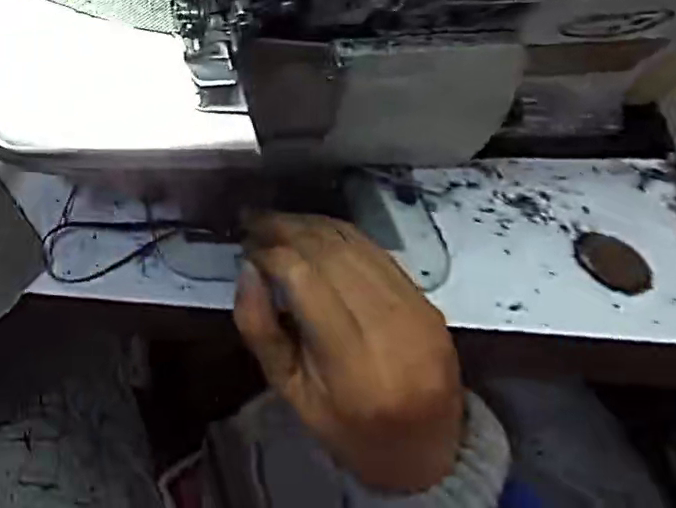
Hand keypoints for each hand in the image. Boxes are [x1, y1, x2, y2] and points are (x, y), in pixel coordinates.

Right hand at [233, 213, 464, 494]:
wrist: (429, 454)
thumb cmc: (348, 429)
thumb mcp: (290, 392)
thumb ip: (260, 329)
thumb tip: (247, 267)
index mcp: (353, 366)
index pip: (304, 280)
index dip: (270, 254)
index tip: (246, 248)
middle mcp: (390, 330)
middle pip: (328, 254)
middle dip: (284, 229)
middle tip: (252, 222)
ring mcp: (415, 310)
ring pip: (351, 244)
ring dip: (307, 224)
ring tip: (276, 222)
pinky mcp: (426, 300)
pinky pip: (373, 250)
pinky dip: (336, 233)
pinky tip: (312, 230)